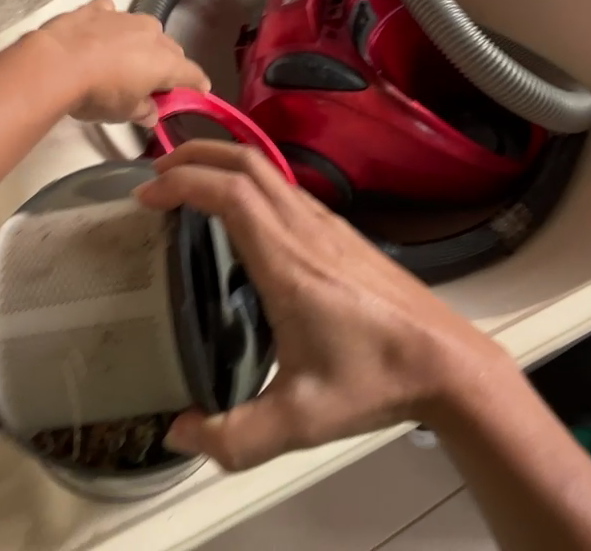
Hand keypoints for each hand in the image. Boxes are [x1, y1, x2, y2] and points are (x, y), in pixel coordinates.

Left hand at [30, 0, 209, 123]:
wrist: (55, 64)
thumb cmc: (97, 94)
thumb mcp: (123, 113)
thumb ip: (143, 111)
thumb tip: (151, 113)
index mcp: (165, 62)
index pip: (192, 73)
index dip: (198, 83)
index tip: (201, 89)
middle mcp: (152, 34)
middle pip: (170, 49)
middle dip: (167, 64)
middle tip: (154, 81)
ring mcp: (125, 17)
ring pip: (144, 29)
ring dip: (140, 42)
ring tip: (124, 58)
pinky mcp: (97, 8)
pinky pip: (112, 14)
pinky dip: (111, 24)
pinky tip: (99, 35)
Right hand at [136, 141, 514, 470]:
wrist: (445, 360)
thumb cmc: (376, 381)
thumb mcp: (299, 421)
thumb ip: (232, 437)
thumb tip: (178, 432)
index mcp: (288, 263)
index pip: (229, 193)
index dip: (182, 182)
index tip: (145, 194)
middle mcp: (305, 230)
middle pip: (246, 162)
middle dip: (195, 154)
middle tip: (156, 173)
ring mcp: (326, 226)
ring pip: (268, 169)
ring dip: (222, 162)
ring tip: (187, 183)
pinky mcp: (340, 232)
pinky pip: (285, 188)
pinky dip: (249, 180)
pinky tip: (238, 212)